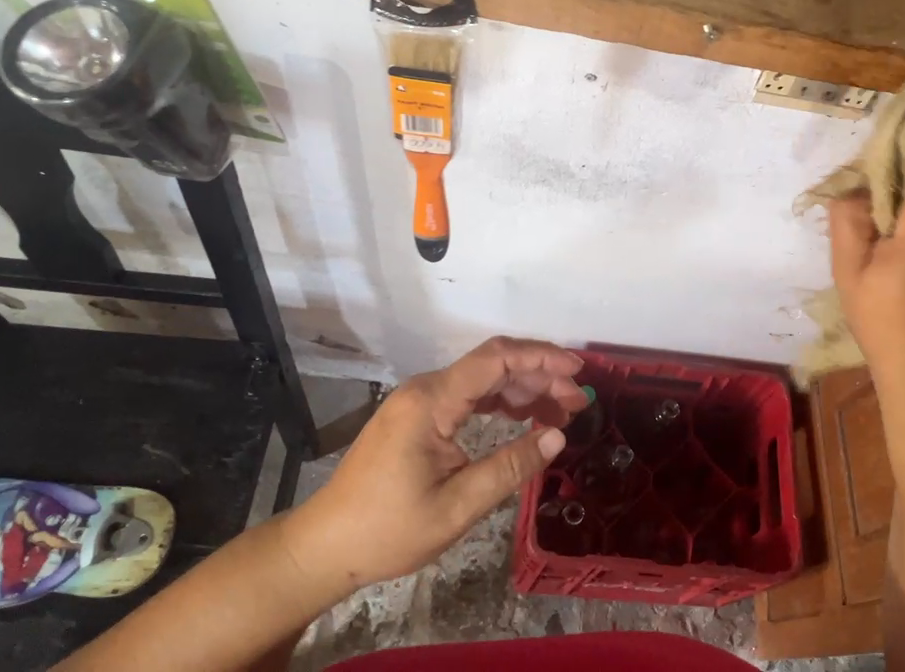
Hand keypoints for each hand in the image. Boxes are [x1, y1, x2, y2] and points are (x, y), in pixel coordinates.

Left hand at [280, 337, 588, 596]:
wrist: (325, 546)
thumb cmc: (388, 529)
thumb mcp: (456, 506)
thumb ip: (510, 468)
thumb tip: (558, 437)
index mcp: (432, 401)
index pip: (496, 360)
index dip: (541, 358)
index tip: (578, 371)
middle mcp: (425, 389)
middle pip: (493, 365)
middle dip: (540, 375)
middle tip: (579, 400)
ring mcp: (419, 402)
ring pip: (482, 380)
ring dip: (523, 390)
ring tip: (562, 411)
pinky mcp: (417, 417)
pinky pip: (467, 397)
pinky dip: (500, 403)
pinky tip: (525, 417)